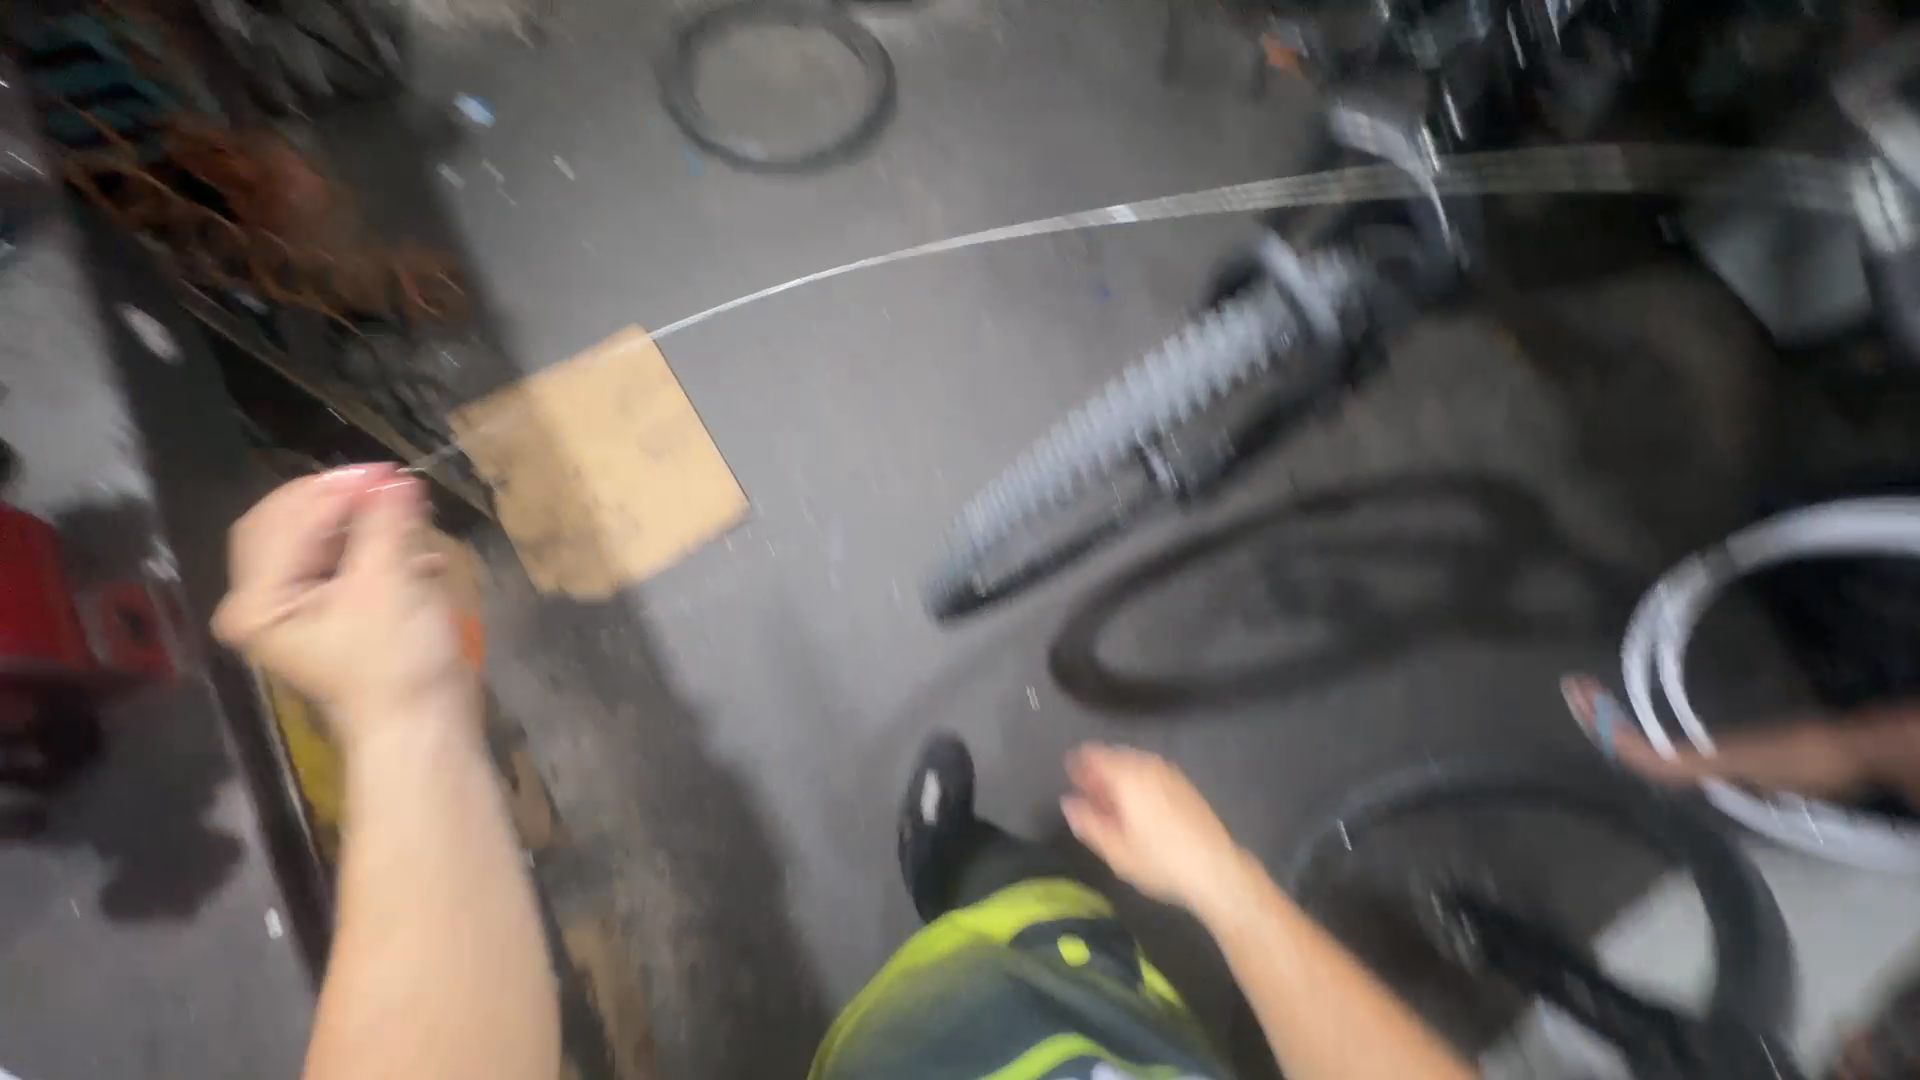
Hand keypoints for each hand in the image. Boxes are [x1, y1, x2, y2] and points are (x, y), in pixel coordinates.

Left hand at [212, 465, 473, 748]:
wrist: (424, 724)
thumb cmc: (397, 659)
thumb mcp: (390, 584)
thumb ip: (386, 526)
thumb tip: (395, 479)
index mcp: (261, 600)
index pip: (283, 523)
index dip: (332, 491)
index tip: (386, 471)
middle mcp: (269, 604)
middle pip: (294, 530)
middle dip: (343, 503)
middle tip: (391, 481)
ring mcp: (305, 614)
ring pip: (325, 548)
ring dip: (367, 526)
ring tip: (409, 513)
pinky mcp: (343, 620)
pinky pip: (351, 570)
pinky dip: (382, 553)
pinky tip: (420, 555)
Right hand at [1061, 743, 1254, 915]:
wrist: (1216, 870)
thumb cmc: (1160, 862)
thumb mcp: (1115, 850)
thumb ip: (1087, 823)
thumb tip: (1068, 803)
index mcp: (1126, 776)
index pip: (1095, 755)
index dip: (1078, 762)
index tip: (1069, 774)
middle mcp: (1147, 766)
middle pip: (1115, 757)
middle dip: (1098, 770)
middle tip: (1087, 790)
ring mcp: (1170, 774)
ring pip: (1134, 764)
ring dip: (1118, 775)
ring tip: (1110, 800)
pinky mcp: (1185, 786)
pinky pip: (1152, 773)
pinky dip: (1138, 780)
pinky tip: (1137, 804)